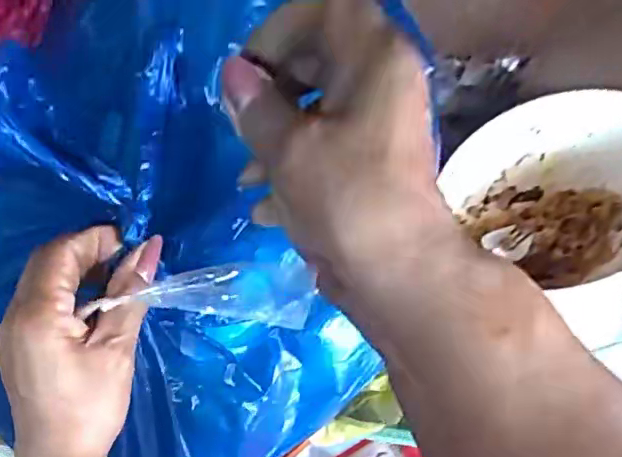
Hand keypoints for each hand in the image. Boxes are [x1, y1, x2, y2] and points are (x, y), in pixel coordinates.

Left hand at [0, 226, 161, 456]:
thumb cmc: (89, 410)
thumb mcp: (115, 350)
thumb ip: (129, 295)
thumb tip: (148, 249)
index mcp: (36, 314)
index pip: (61, 252)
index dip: (96, 239)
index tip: (131, 245)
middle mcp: (13, 316)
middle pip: (45, 262)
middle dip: (84, 252)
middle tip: (123, 262)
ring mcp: (8, 334)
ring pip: (38, 283)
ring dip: (73, 274)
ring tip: (112, 285)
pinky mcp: (13, 349)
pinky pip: (34, 306)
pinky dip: (61, 297)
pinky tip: (88, 311)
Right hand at [220, 0, 459, 286]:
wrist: (389, 267)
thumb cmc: (342, 200)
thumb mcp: (288, 153)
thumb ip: (257, 110)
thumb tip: (232, 75)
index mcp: (373, 59)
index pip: (324, 10)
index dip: (274, 35)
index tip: (240, 77)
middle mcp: (381, 80)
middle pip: (316, 60)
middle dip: (269, 91)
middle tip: (237, 125)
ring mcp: (375, 125)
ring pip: (314, 110)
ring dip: (273, 137)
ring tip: (246, 178)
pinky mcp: (365, 165)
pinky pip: (322, 148)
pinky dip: (290, 168)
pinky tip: (264, 206)